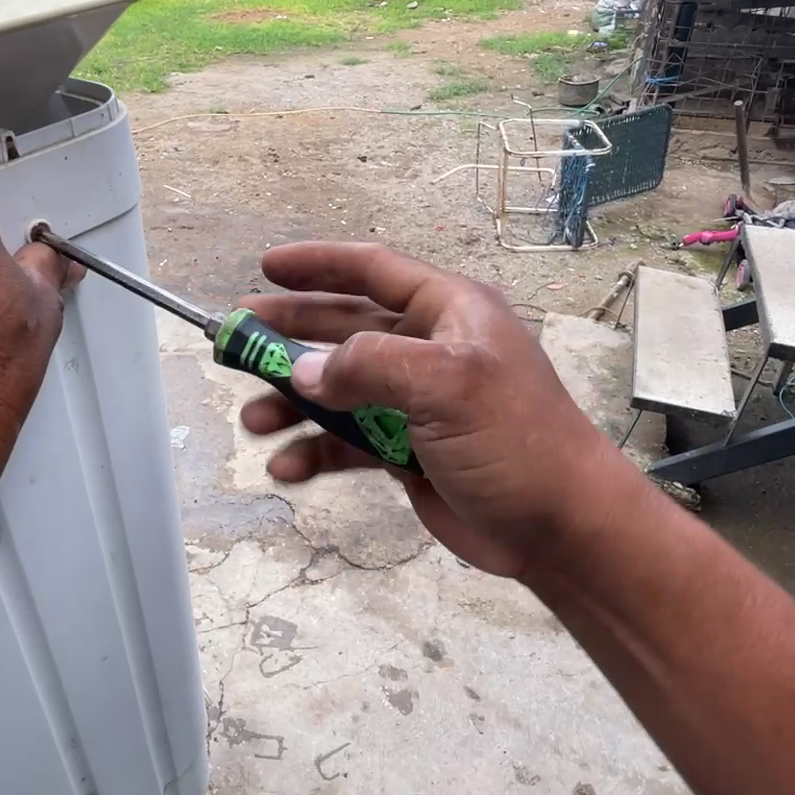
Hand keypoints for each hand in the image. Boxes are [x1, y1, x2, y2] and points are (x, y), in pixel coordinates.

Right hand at [237, 242, 626, 577]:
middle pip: (343, 330)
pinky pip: (347, 442)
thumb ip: (369, 366)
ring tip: (253, 420)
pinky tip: (286, 467)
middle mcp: (427, 350)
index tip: (266, 267)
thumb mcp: (446, 384)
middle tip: (235, 343)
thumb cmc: (513, 440)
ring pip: (338, 391)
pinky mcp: (405, 452)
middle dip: (289, 336)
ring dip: (293, 403)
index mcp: (447, 312)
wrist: (559, 529)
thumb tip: (303, 372)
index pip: (372, 271)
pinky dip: (315, 452)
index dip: (318, 265)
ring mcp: (415, 404)